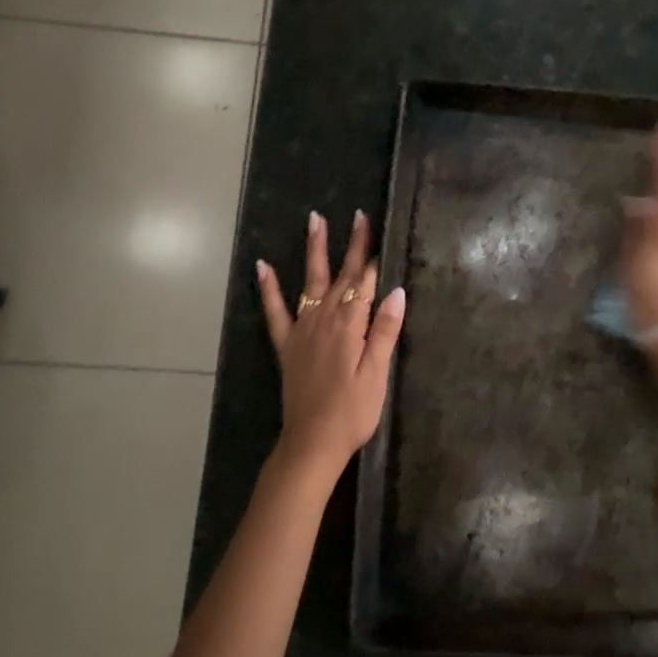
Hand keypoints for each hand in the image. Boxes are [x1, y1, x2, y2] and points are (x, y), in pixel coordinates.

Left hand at [256, 210, 406, 476]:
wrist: (312, 442)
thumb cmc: (352, 412)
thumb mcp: (376, 374)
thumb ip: (383, 331)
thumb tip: (395, 291)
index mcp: (349, 326)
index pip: (364, 283)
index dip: (373, 256)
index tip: (377, 228)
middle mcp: (323, 320)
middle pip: (340, 276)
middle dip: (351, 244)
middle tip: (357, 214)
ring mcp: (302, 331)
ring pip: (310, 282)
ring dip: (314, 251)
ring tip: (315, 221)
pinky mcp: (287, 345)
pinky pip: (275, 311)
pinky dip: (268, 288)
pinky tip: (262, 266)